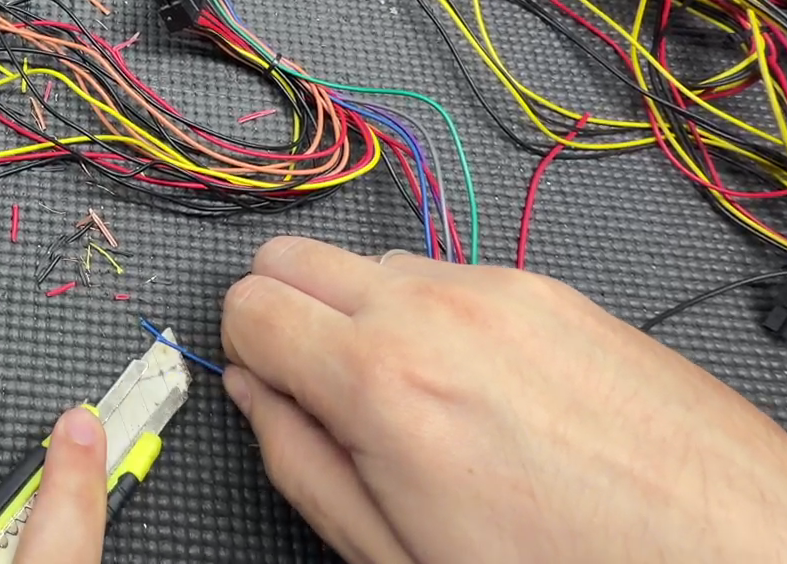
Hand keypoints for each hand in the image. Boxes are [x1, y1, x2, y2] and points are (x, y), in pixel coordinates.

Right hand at [221, 237, 786, 563]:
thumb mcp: (400, 560)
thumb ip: (298, 462)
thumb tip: (249, 391)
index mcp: (381, 382)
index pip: (246, 303)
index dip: (241, 347)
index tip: (271, 385)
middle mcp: (428, 308)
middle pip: (287, 254)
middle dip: (281, 308)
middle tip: (322, 380)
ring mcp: (491, 286)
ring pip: (363, 262)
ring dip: (359, 312)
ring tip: (418, 393)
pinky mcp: (544, 284)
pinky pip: (442, 272)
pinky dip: (429, 313)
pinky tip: (484, 387)